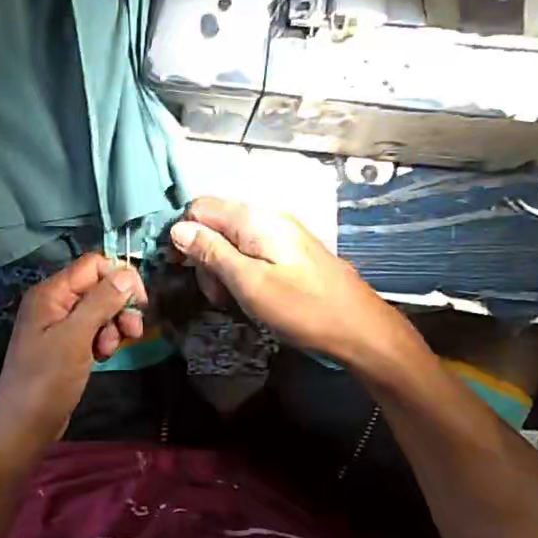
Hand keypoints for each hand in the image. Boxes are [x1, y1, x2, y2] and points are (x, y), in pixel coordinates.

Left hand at [0, 253, 146, 456]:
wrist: (24, 424)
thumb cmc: (47, 379)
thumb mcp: (76, 337)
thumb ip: (101, 302)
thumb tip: (127, 273)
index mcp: (50, 292)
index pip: (92, 265)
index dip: (119, 277)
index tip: (139, 302)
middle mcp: (54, 302)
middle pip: (98, 287)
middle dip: (119, 306)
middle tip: (133, 331)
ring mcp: (58, 324)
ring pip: (99, 310)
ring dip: (113, 325)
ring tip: (111, 349)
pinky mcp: (65, 344)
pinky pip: (92, 330)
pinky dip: (103, 339)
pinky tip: (103, 356)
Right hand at [168, 196, 417, 367]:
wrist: (360, 329)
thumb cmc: (302, 308)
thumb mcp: (249, 283)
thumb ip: (211, 252)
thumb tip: (178, 228)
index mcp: (255, 218)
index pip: (200, 207)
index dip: (183, 235)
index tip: (180, 268)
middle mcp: (267, 216)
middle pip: (215, 223)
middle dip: (204, 256)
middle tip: (215, 293)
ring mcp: (281, 232)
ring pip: (231, 239)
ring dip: (221, 267)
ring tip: (232, 299)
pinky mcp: (289, 250)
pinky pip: (251, 251)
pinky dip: (240, 271)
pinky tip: (249, 295)